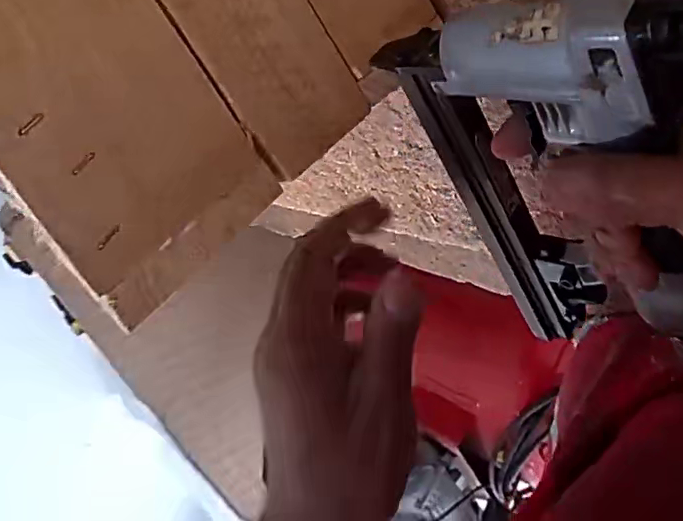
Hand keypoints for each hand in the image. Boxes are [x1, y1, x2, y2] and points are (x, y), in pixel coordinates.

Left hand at [254, 199, 425, 520]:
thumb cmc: (348, 472)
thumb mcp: (382, 400)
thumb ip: (392, 333)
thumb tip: (402, 276)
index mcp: (297, 339)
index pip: (310, 255)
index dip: (344, 222)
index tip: (379, 210)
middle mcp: (279, 339)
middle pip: (305, 266)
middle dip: (348, 241)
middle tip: (388, 231)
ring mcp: (280, 355)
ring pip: (309, 288)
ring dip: (348, 271)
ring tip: (390, 278)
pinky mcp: (288, 371)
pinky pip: (312, 316)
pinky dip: (343, 302)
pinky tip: (373, 319)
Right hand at [531, 113, 682, 319]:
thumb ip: (618, 185)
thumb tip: (547, 180)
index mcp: (669, 105)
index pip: (593, 96)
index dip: (546, 116)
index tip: (508, 148)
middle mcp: (660, 132)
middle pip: (588, 157)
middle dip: (591, 206)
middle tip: (617, 241)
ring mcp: (663, 172)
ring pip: (600, 196)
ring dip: (610, 237)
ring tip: (642, 266)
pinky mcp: (668, 209)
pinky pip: (622, 223)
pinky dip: (624, 250)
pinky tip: (646, 273)